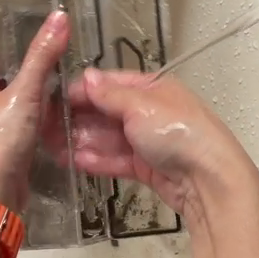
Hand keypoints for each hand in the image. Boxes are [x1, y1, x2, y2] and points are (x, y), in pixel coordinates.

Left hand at [0, 11, 69, 210]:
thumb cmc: (2, 138)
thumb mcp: (24, 91)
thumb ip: (42, 57)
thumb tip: (60, 16)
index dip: (8, 53)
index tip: (34, 47)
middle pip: (6, 88)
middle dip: (30, 79)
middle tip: (61, 70)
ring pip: (18, 113)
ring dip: (39, 107)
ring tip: (67, 96)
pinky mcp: (10, 157)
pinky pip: (26, 136)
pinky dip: (41, 130)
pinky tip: (61, 128)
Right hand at [64, 68, 249, 212]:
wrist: (208, 179)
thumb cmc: (182, 134)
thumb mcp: (141, 105)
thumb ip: (110, 94)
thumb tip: (88, 78)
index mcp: (153, 88)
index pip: (110, 85)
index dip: (83, 92)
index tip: (56, 100)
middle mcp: (150, 113)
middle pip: (106, 113)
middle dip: (78, 120)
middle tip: (50, 127)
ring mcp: (148, 142)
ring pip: (108, 139)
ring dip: (83, 142)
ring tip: (55, 147)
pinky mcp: (147, 168)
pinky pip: (116, 161)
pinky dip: (97, 161)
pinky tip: (76, 161)